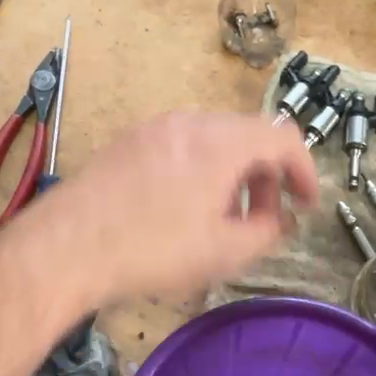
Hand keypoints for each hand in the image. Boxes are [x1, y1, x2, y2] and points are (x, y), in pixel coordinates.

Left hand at [14, 112, 319, 304]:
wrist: (68, 247)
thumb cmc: (154, 251)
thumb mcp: (226, 252)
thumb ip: (268, 232)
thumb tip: (280, 219)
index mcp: (222, 142)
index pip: (284, 137)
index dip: (305, 171)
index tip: (307, 204)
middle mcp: (190, 123)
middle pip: (248, 136)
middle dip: (267, 178)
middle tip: (264, 220)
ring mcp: (154, 129)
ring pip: (213, 142)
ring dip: (233, 177)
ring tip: (222, 221)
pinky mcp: (128, 144)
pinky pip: (181, 149)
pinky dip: (201, 173)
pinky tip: (183, 213)